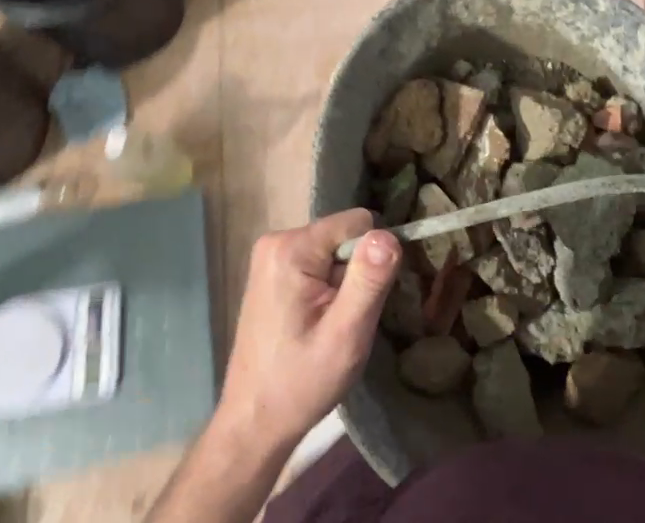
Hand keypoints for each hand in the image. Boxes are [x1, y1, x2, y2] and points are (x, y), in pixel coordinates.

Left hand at [215, 209, 401, 449]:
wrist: (255, 421)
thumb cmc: (302, 382)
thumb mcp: (347, 334)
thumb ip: (368, 280)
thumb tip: (389, 235)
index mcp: (291, 248)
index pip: (358, 223)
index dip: (373, 259)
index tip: (366, 299)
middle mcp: (276, 241)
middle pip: (344, 235)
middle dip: (357, 272)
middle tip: (349, 319)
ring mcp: (270, 257)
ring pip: (333, 251)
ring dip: (344, 283)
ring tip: (334, 324)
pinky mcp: (271, 273)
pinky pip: (318, 264)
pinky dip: (328, 289)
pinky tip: (319, 323)